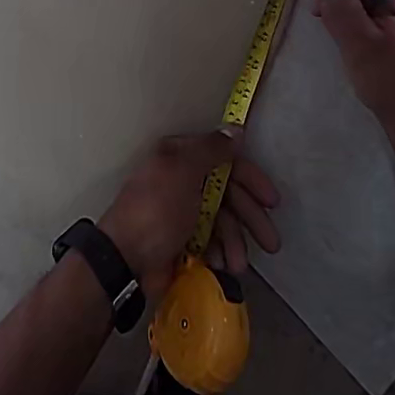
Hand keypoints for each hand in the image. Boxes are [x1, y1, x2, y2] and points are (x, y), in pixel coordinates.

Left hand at [98, 128, 280, 301]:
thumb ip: (213, 150)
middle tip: (271, 242)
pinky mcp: (180, 240)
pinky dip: (218, 252)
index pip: (226, 161)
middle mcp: (183, 180)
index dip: (251, 179)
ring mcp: (182, 212)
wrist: (123, 262)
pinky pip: (209, 241)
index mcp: (180, 158)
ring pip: (221, 221)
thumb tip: (236, 129)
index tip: (271, 201)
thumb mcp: (184, 172)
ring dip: (234, 241)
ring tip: (237, 264)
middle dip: (250, 218)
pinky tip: (221, 265)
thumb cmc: (156, 210)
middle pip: (228, 193)